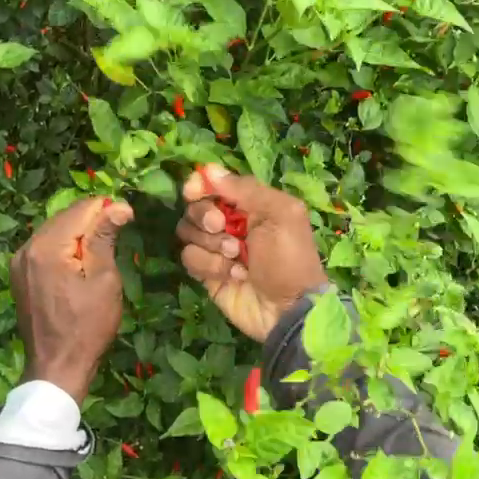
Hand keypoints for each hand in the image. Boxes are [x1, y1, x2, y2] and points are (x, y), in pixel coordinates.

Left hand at [10, 196, 135, 403]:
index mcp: (46, 247)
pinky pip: (44, 249)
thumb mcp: (104, 280)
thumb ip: (105, 238)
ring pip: (54, 232)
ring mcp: (19, 263)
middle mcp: (26, 248)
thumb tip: (119, 207)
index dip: (106, 208)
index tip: (129, 216)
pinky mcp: (20, 276)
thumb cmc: (87, 327)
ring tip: (104, 247)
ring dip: (78, 233)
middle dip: (91, 219)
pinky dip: (64, 248)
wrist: (57, 367)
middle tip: (119, 229)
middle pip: (64, 218)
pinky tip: (81, 261)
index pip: (80, 210)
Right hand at [176, 164, 326, 341]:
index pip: (213, 185)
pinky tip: (235, 275)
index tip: (195, 190)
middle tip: (224, 228)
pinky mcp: (207, 274)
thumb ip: (246, 189)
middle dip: (206, 216)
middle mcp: (230, 224)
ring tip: (237, 257)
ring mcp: (217, 249)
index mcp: (251, 204)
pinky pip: (190, 258)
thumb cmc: (290, 258)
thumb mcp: (280, 214)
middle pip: (195, 207)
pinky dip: (210, 266)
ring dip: (212, 244)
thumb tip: (209, 169)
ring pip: (188, 233)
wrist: (288, 309)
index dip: (200, 185)